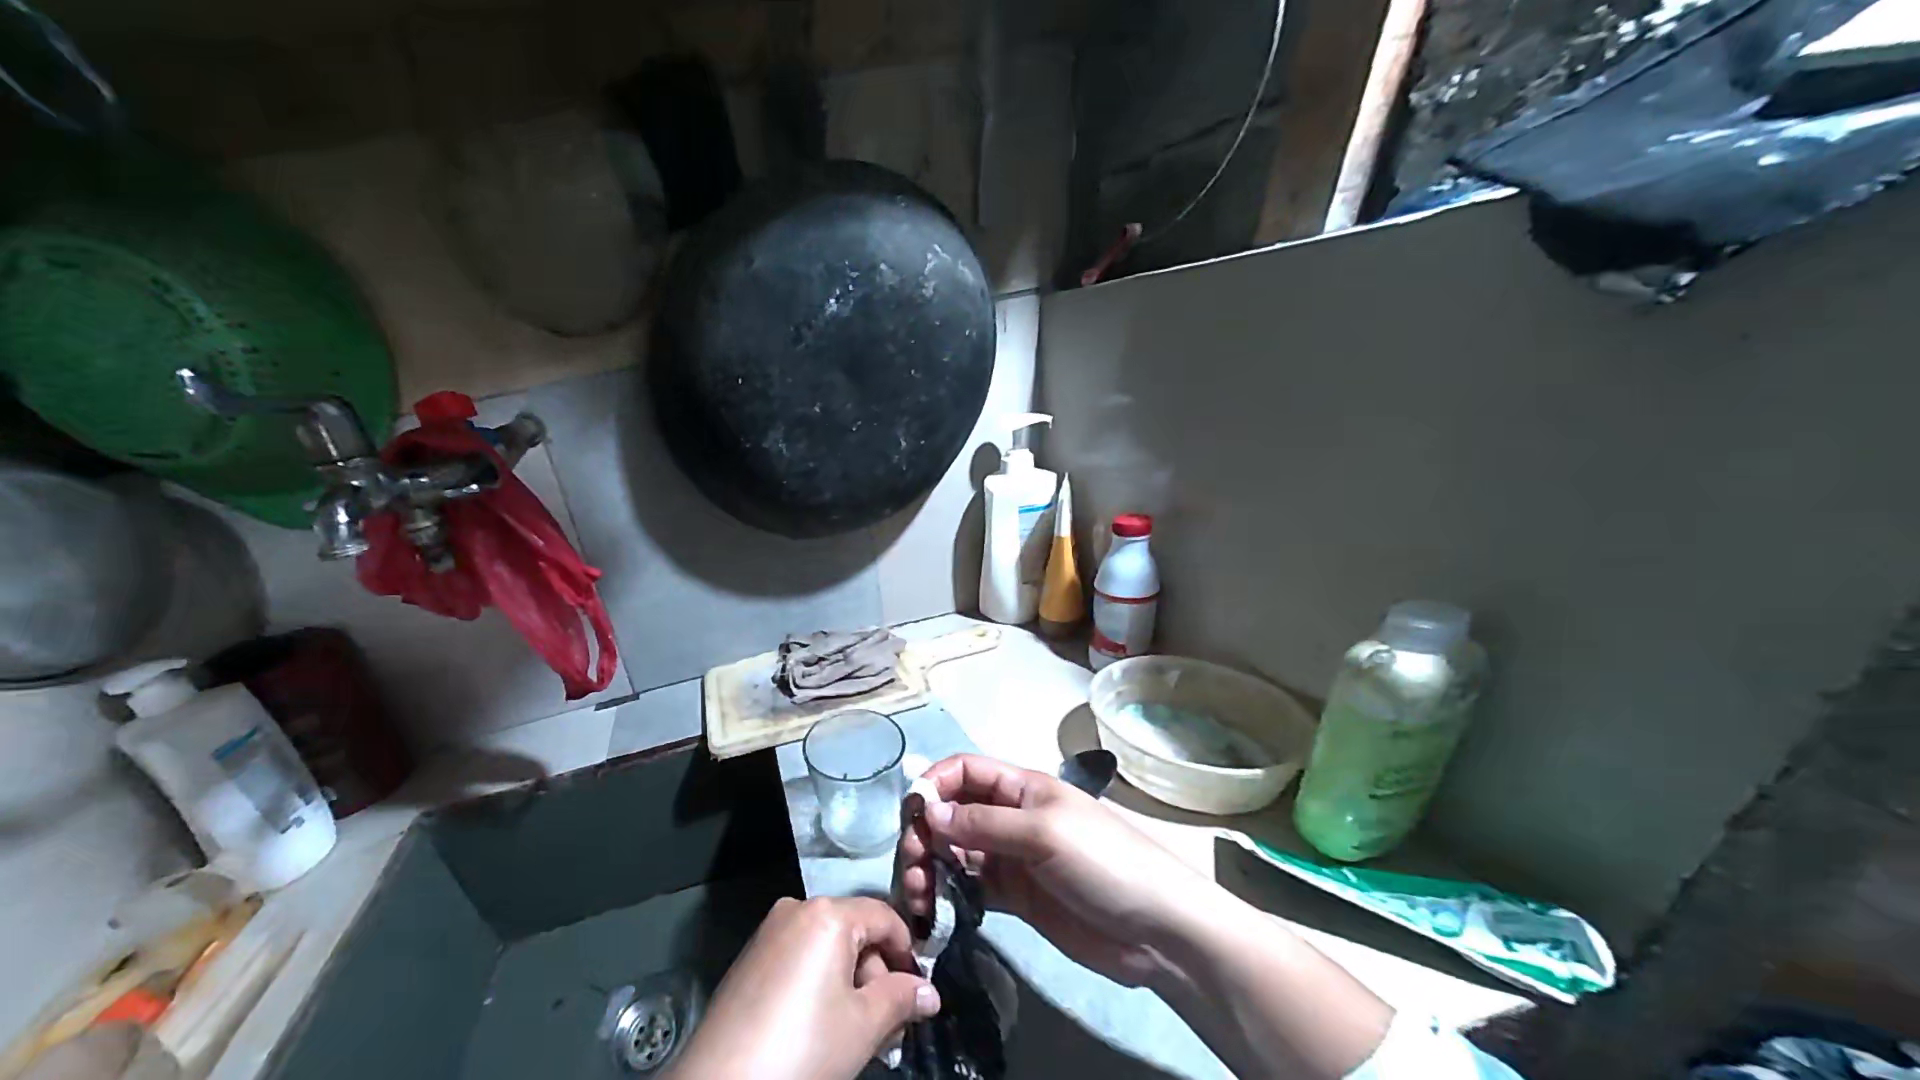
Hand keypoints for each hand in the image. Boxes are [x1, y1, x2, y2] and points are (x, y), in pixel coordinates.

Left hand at [666, 896, 939, 1079]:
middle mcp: (797, 909)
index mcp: (827, 913)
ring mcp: (768, 934)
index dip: (907, 954)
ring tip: (856, 1037)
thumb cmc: (802, 1049)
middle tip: (887, 1029)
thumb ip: (901, 999)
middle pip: (856, 934)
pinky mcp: (748, 961)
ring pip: (828, 951)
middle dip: (876, 978)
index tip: (917, 995)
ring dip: (850, 987)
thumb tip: (930, 992)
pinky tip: (821, 1030)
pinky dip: (819, 987)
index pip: (885, 917)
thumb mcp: (863, 1026)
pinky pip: (800, 961)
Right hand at [896, 754, 1223, 985]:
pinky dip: (948, 896)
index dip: (935, 785)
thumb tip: (927, 812)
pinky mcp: (1014, 898)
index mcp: (1021, 788)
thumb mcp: (1044, 832)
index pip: (965, 771)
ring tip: (920, 897)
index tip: (911, 816)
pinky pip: (970, 888)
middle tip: (912, 869)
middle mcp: (1010, 818)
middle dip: (925, 833)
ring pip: (956, 853)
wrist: (1157, 929)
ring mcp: (1012, 859)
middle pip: (953, 814)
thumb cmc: (1104, 863)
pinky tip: (935, 911)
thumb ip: (984, 823)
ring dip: (930, 868)